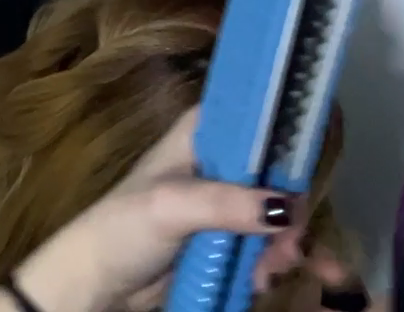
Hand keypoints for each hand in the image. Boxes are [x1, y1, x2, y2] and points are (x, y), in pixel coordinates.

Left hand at [0, 108, 349, 311]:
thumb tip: (287, 207)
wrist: (99, 284)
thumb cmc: (125, 226)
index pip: (258, 118)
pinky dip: (273, 260)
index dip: (287, 141)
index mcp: (204, 131)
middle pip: (275, 170)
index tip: (304, 177)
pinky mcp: (226, 237)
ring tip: (271, 271)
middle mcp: (220, 158)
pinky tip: (265, 279)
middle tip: (289, 244)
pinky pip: (265, 242)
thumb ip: (228, 203)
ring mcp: (225, 200)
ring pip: (275, 211)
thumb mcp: (172, 207)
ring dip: (283, 243)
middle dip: (289, 209)